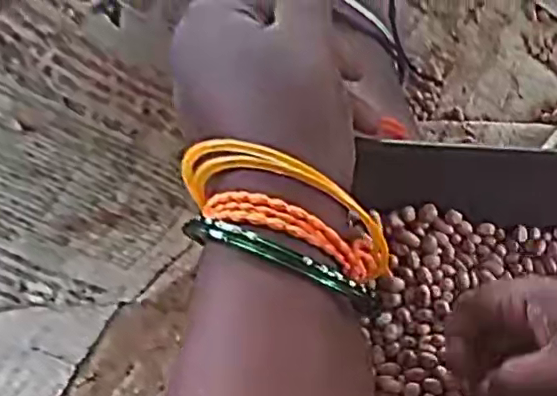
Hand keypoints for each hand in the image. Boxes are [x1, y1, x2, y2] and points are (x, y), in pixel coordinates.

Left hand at [171, 0, 369, 212]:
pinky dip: (302, 126)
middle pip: (270, 45)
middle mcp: (196, 59)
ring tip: (360, 128)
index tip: (346, 55)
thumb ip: (307, 0)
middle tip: (358, 90)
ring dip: (322, 100)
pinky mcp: (227, 148)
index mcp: (208, 21)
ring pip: (275, 86)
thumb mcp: (311, 46)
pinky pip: (268, 120)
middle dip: (324, 66)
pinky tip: (332, 145)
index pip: (265, 0)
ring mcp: (208, 107)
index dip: (313, 22)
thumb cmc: (296, 125)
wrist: (281, 212)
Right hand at [443, 278, 556, 395]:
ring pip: (513, 360)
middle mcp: (538, 311)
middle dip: (486, 373)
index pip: (471, 308)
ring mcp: (556, 335)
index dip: (457, 341)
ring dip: (511, 389)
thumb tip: (483, 393)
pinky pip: (537, 374)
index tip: (464, 378)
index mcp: (529, 298)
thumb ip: (509, 382)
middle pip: (489, 337)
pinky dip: (534, 394)